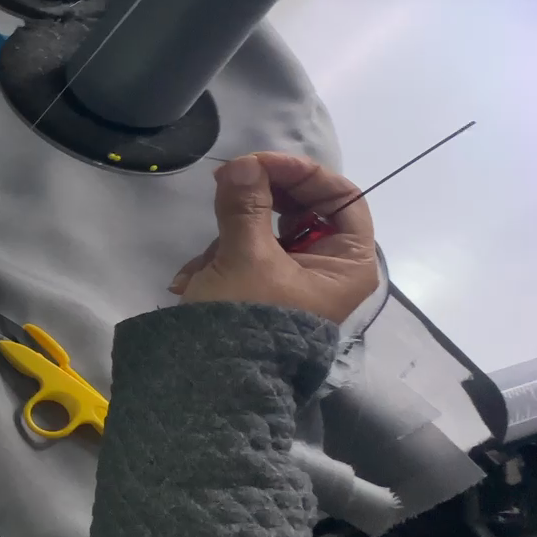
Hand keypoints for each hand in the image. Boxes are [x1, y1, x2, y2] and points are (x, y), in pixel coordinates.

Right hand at [168, 153, 379, 324]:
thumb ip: (244, 207)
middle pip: (295, 214)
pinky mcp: (254, 289)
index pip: (338, 198)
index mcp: (346, 261)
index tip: (254, 163)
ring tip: (200, 266)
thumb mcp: (243, 257)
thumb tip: (242, 164)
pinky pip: (238, 258)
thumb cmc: (245, 314)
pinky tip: (191, 280)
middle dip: (253, 206)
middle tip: (222, 186)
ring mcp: (287, 279)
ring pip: (260, 235)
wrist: (213, 374)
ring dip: (223, 241)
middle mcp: (324, 267)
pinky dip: (213, 262)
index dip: (299, 174)